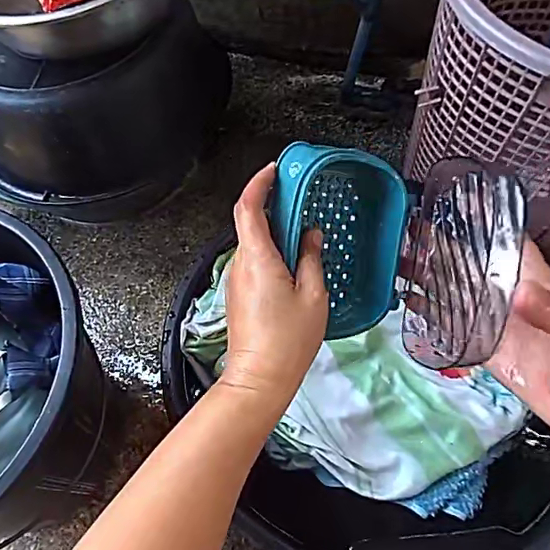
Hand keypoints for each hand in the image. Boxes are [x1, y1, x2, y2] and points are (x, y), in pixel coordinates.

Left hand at [218, 163, 327, 398]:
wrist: (259, 378)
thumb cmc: (286, 343)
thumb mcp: (313, 295)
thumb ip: (311, 258)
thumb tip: (310, 236)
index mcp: (257, 259)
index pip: (248, 207)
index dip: (258, 183)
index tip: (274, 171)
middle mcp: (240, 265)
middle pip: (251, 222)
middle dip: (275, 207)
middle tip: (300, 201)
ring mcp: (236, 280)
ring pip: (253, 243)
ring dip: (276, 233)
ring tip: (304, 237)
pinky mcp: (238, 294)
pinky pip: (254, 262)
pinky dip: (271, 253)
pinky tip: (293, 264)